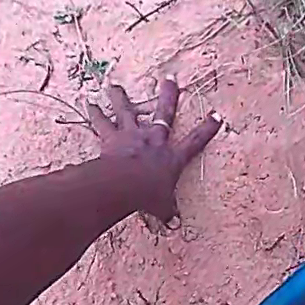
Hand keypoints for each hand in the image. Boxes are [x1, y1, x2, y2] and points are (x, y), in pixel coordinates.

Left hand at [86, 79, 222, 221]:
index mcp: (171, 156)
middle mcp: (154, 140)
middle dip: (168, 95)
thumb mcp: (162, 206)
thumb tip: (174, 226)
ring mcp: (132, 136)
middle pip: (164, 112)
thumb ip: (167, 212)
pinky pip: (101, 124)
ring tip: (114, 86)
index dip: (207, 130)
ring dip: (120, 98)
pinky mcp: (112, 139)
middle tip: (169, 78)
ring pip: (127, 111)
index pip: (195, 141)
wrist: (125, 185)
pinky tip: (88, 103)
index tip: (216, 116)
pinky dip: (95, 114)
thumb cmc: (148, 195)